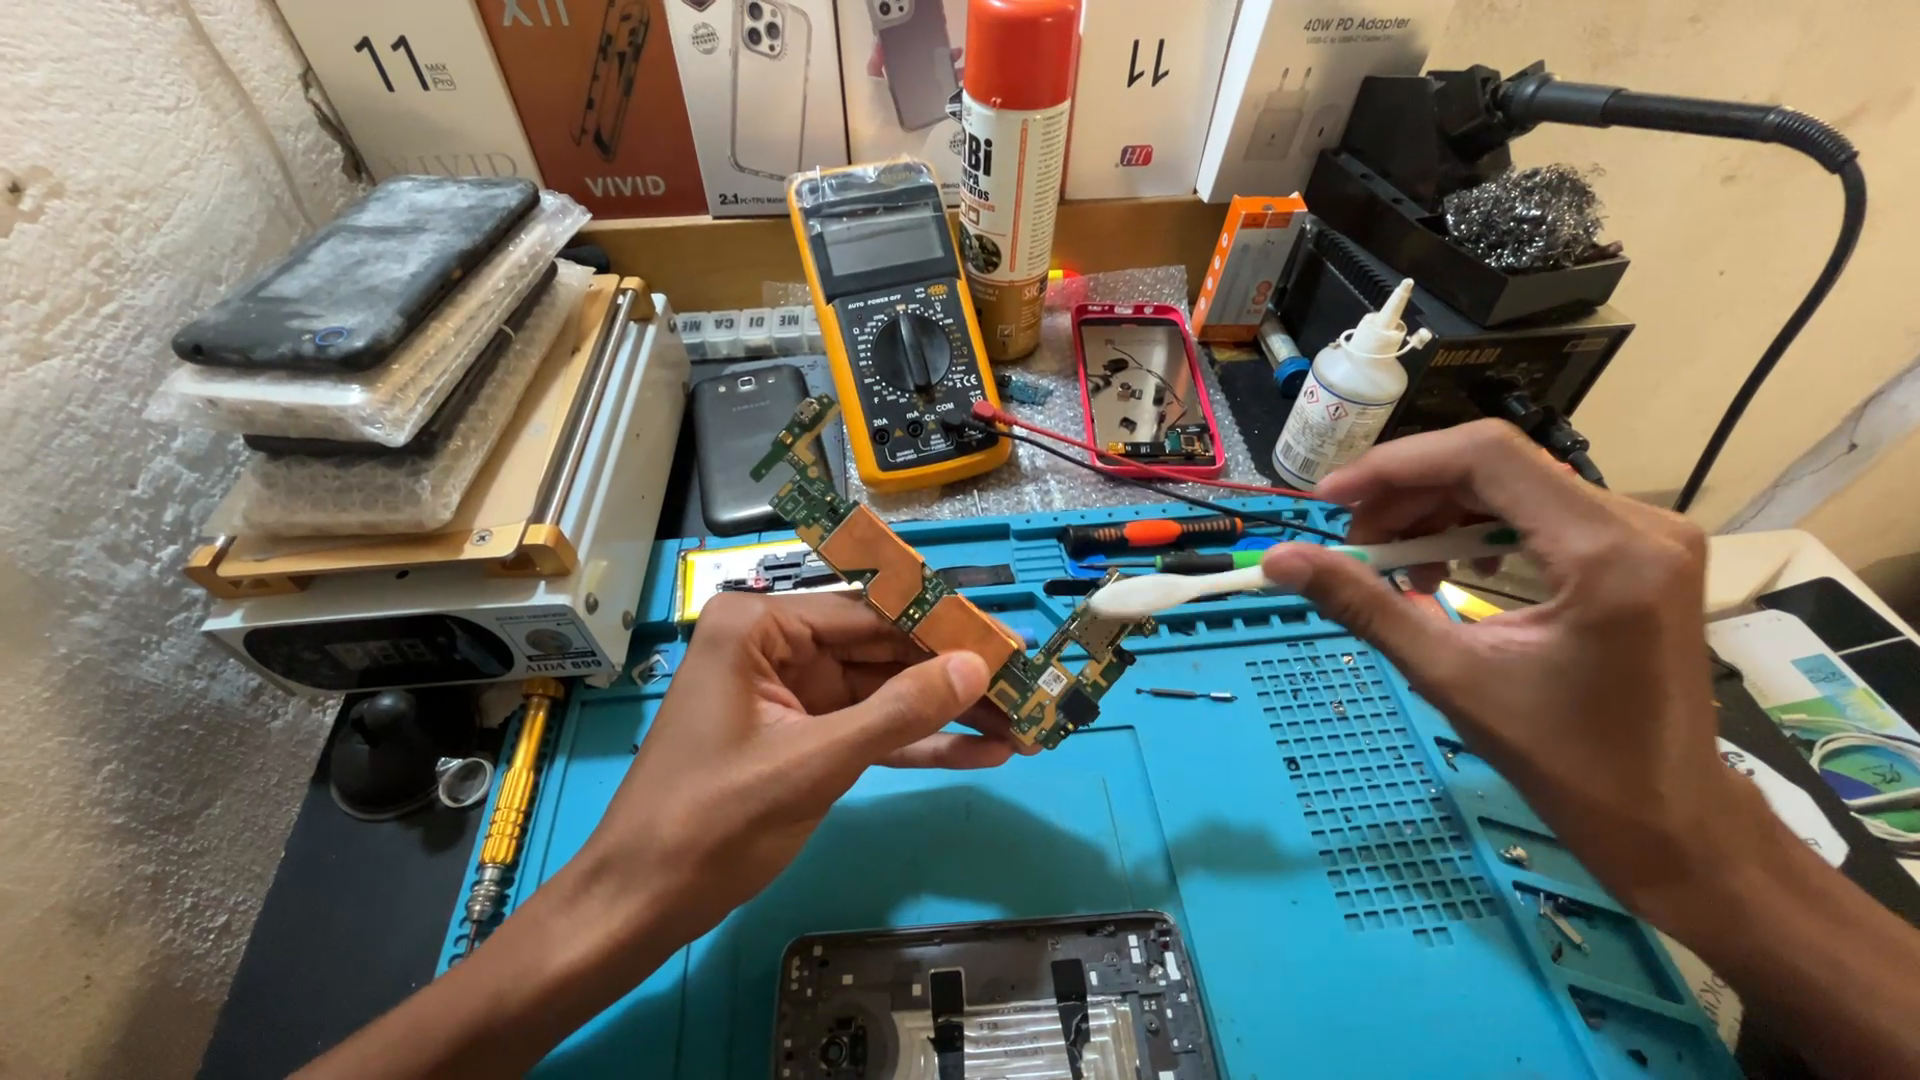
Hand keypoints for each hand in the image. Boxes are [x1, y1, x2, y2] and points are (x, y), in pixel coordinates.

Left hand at [559, 591, 1015, 953]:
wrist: (641, 904)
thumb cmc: (710, 822)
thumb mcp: (812, 763)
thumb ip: (896, 712)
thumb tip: (974, 668)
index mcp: (760, 627)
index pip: (871, 613)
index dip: (943, 629)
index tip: (1006, 642)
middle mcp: (778, 647)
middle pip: (883, 653)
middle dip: (952, 678)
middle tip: (1024, 689)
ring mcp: (793, 694)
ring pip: (884, 694)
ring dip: (946, 715)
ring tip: (1018, 726)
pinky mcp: (804, 737)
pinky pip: (870, 730)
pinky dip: (917, 743)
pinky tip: (977, 752)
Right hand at [1260, 421, 1765, 917]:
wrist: (1666, 818)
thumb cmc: (1565, 759)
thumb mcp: (1449, 675)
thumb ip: (1363, 605)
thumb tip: (1279, 561)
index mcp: (1605, 552)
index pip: (1484, 456)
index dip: (1394, 466)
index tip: (1329, 501)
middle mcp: (1638, 523)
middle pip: (1493, 465)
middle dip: (1407, 495)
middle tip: (1353, 544)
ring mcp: (1645, 534)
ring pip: (1510, 483)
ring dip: (1434, 513)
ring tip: (1393, 568)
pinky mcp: (1636, 552)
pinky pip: (1535, 510)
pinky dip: (1472, 530)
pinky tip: (1445, 572)